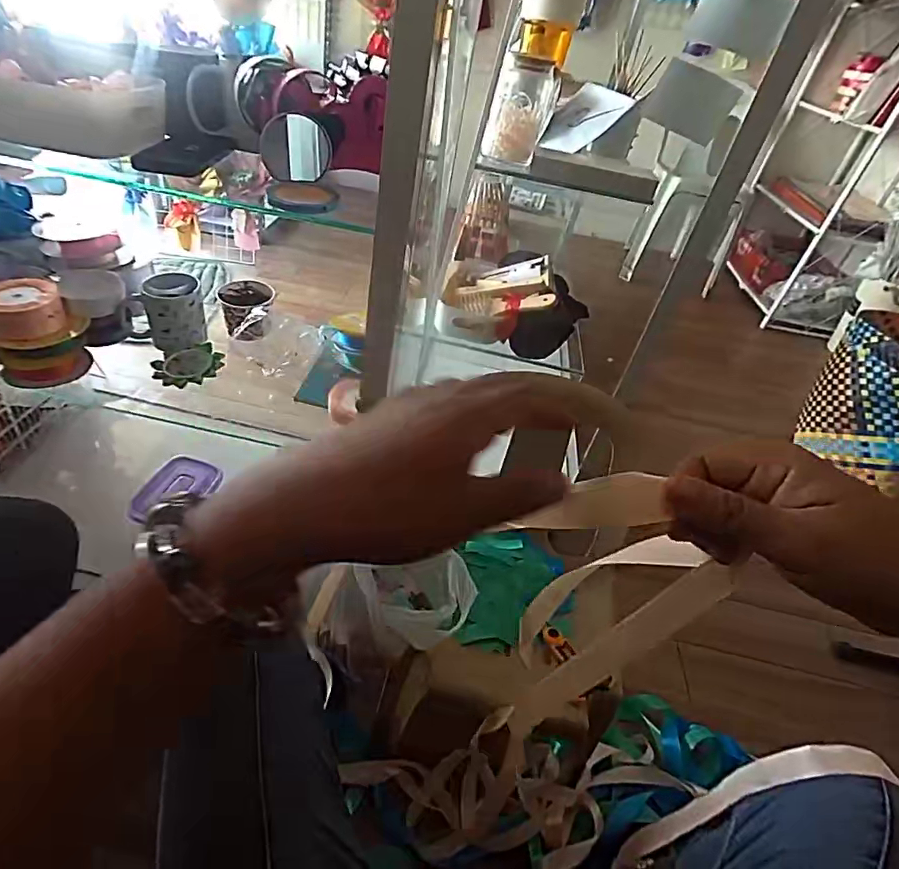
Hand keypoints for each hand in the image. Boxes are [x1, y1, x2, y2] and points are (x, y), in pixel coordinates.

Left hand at [193, 374, 616, 595]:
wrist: (303, 500)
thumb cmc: (390, 511)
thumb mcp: (462, 513)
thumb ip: (516, 494)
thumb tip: (564, 479)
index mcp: (468, 412)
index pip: (530, 394)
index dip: (567, 403)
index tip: (595, 418)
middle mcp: (441, 394)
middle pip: (501, 385)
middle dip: (539, 397)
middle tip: (567, 417)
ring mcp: (408, 400)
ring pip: (469, 391)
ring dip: (503, 402)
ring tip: (522, 423)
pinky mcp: (384, 414)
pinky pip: (443, 402)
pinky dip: (471, 411)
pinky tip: (461, 435)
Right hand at [664, 441, 898, 693]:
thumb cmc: (871, 565)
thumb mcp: (793, 541)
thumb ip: (727, 514)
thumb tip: (666, 488)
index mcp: (775, 462)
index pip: (703, 463)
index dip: (682, 493)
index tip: (679, 533)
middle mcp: (773, 471)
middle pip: (707, 480)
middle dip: (695, 513)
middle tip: (706, 550)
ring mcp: (781, 497)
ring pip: (719, 502)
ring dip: (710, 528)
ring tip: (723, 558)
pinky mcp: (788, 521)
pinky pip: (739, 520)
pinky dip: (728, 538)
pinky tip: (734, 559)